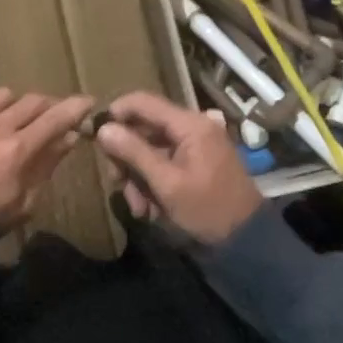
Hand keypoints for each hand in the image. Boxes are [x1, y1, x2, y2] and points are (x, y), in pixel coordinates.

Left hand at [0, 89, 95, 229]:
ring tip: (20, 120)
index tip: (88, 102)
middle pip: (34, 101)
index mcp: (19, 150)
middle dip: (51, 106)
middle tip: (56, 116)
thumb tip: (68, 138)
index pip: (57, 118)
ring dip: (21, 105)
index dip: (76, 107)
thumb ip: (47, 165)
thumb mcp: (24, 201)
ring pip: (7, 96)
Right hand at [96, 91, 263, 242]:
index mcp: (190, 124)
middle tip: (118, 183)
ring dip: (138, 177)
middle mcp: (192, 127)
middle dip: (127, 158)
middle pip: (144, 128)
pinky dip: (153, 183)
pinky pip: (164, 163)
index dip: (116, 113)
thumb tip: (103, 128)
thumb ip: (134, 153)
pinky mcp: (196, 162)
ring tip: (140, 208)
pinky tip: (151, 209)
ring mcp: (195, 145)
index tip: (95, 136)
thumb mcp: (166, 184)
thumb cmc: (207, 209)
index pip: (142, 102)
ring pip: (150, 150)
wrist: (246, 240)